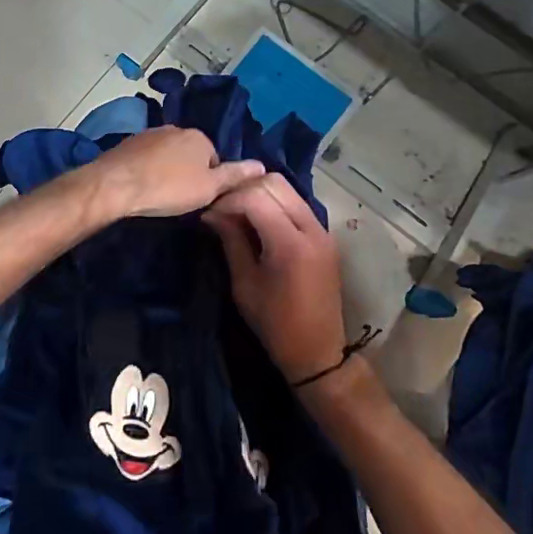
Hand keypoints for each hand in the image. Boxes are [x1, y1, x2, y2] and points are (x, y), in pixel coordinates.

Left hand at [77, 126, 265, 219]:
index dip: (211, 182)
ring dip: (166, 171)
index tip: (200, 200)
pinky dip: (147, 170)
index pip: (216, 160)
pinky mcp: (127, 144)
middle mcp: (176, 129)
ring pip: (168, 156)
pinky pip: (147, 158)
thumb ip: (234, 176)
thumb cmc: (168, 188)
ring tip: (159, 195)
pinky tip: (142, 187)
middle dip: (188, 174)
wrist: (116, 184)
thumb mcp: (208, 188)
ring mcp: (149, 134)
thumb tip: (262, 166)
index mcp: (199, 137)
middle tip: (179, 199)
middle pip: (191, 155)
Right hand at [203, 174, 345, 381]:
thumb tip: (211, 212)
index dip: (228, 200)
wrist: (317, 351)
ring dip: (259, 193)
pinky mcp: (324, 235)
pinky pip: (295, 203)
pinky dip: (273, 203)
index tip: (209, 214)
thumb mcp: (244, 284)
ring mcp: (322, 230)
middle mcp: (312, 228)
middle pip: (274, 182)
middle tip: (222, 208)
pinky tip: (256, 222)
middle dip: (243, 189)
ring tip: (236, 213)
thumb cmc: (275, 324)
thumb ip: (231, 241)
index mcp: (290, 243)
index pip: (255, 197)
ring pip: (287, 189)